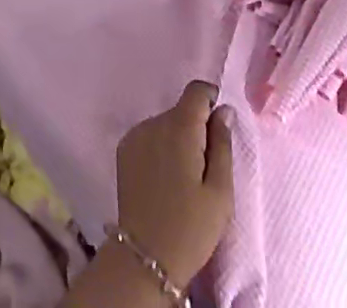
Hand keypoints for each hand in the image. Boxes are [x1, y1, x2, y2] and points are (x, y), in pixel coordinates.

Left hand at [113, 80, 235, 287]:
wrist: (145, 256)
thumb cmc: (191, 226)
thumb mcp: (220, 190)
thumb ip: (223, 143)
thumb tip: (223, 110)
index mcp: (180, 128)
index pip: (197, 90)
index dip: (211, 101)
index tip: (218, 129)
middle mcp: (153, 122)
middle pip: (181, 109)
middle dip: (196, 128)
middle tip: (204, 168)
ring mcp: (134, 135)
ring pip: (165, 123)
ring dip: (177, 138)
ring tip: (183, 178)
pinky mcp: (123, 150)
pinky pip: (149, 136)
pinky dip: (160, 147)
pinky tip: (164, 179)